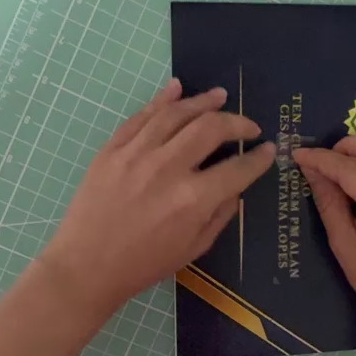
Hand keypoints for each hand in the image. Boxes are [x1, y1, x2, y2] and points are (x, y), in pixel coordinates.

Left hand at [38, 80, 275, 313]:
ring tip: (220, 96)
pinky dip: (162, 99)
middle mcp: (168, 169)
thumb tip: (235, 187)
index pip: (238, 170)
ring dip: (203, 102)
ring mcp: (137, 154)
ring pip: (177, 114)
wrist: (87, 265)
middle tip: (248, 126)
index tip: (269, 150)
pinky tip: (178, 89)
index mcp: (193, 200)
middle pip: (211, 129)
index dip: (259, 158)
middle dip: (237, 123)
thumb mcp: (193, 248)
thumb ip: (220, 214)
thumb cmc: (144, 264)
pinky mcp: (113, 149)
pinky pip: (142, 116)